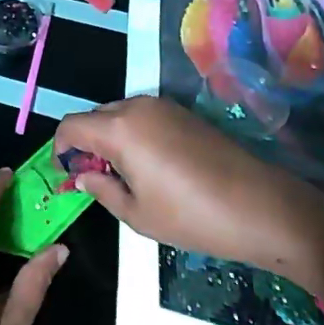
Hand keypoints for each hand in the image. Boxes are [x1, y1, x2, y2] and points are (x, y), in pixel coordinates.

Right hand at [54, 95, 323, 272]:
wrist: (263, 208)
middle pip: (94, 117)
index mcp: (118, 129)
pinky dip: (133, 134)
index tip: (68, 175)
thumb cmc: (193, 217)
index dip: (60, 149)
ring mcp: (163, 106)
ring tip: (126, 175)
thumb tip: (83, 176)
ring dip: (110, 138)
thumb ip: (101, 190)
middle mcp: (136, 107)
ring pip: (118, 115)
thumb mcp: (138, 215)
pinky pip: (142, 117)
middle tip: (97, 180)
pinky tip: (153, 166)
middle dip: (86, 144)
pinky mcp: (184, 112)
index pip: (70, 126)